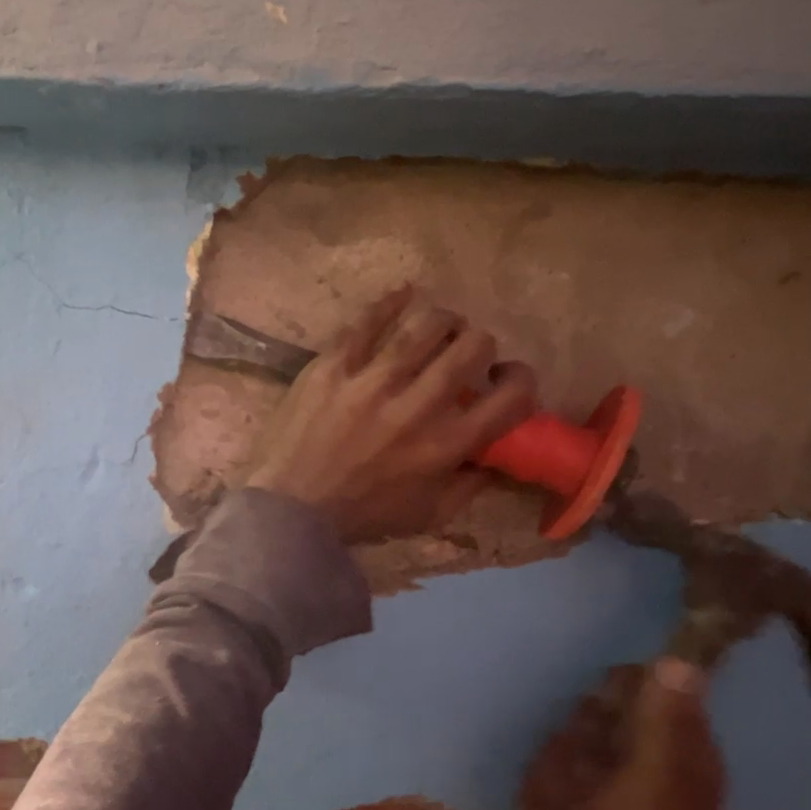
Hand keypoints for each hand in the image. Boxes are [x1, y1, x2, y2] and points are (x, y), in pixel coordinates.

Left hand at [246, 286, 536, 542]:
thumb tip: (496, 453)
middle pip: (473, 346)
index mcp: (447, 445)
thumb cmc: (361, 516)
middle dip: (480, 344)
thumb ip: (470, 484)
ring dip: (442, 321)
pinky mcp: (331, 368)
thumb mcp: (428, 514)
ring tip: (439, 327)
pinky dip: (390, 302)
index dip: (521, 379)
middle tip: (466, 353)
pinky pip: (366, 322)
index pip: (512, 396)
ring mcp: (371, 382)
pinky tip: (405, 293)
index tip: (503, 379)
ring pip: (425, 325)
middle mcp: (417, 406)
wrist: (289, 511)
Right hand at [518, 659, 724, 809]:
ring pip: (573, 743)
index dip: (614, 696)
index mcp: (685, 749)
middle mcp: (655, 759)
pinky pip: (559, 775)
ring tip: (564, 808)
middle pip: (600, 713)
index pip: (647, 684)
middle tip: (578, 774)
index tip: (594, 721)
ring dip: (558, 770)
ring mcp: (620, 784)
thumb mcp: (645, 783)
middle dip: (576, 740)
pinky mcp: (591, 805)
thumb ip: (659, 724)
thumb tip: (680, 658)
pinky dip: (550, 794)